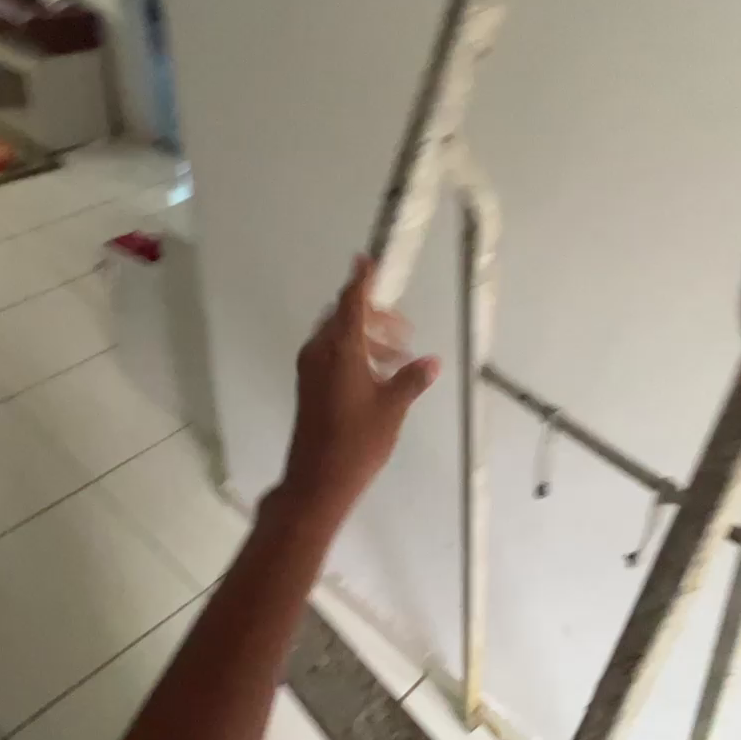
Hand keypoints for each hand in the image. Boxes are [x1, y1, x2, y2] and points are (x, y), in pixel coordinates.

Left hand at [280, 255, 439, 516]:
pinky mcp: (309, 386)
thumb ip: (411, 379)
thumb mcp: (392, 408)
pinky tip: (378, 375)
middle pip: (344, 318)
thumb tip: (432, 362)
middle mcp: (319, 353)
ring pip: (338, 338)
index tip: (367, 259)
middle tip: (404, 332)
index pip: (351, 303)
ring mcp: (310, 370)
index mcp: (340, 351)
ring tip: (398, 359)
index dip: (361, 280)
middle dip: (375, 317)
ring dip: (367, 338)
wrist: (316, 480)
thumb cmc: (356, 442)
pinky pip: (331, 355)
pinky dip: (354, 354)